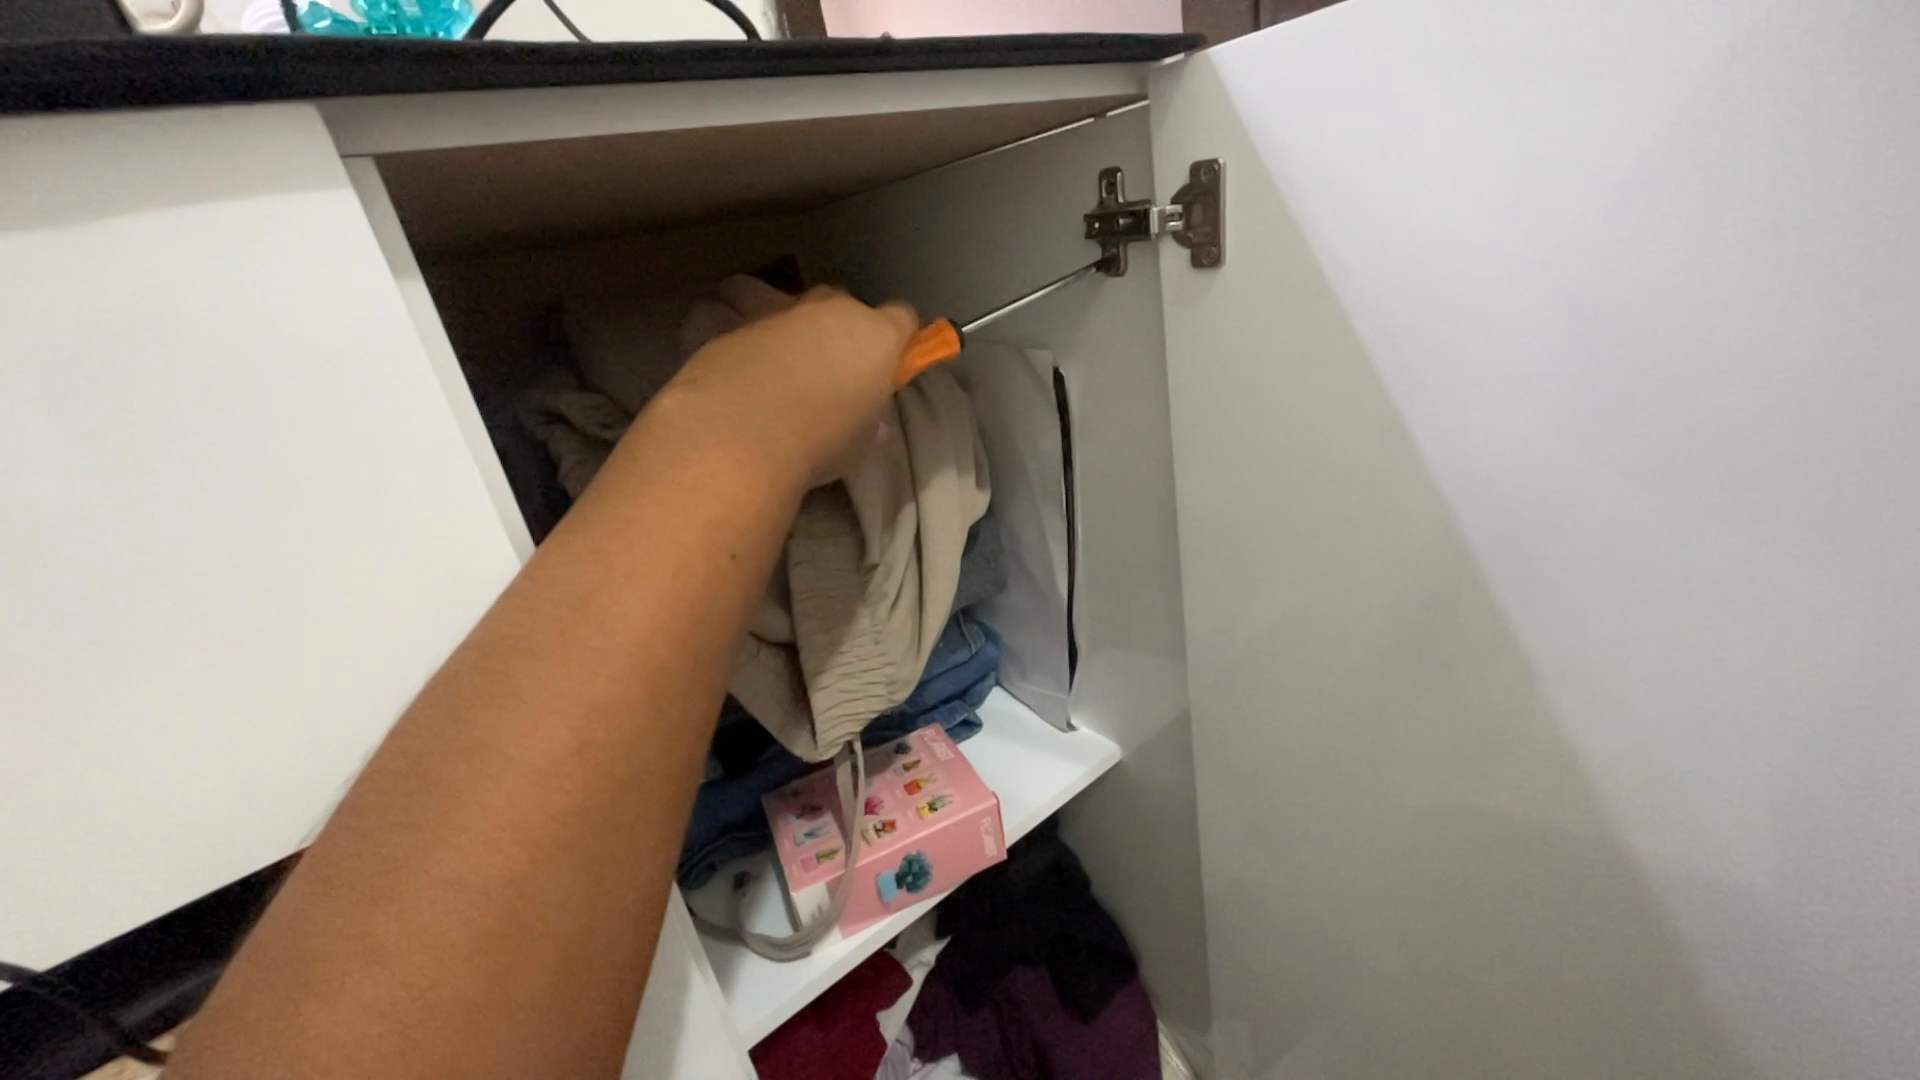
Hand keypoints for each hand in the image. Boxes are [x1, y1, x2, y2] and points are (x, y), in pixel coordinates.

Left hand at [640, 287, 918, 491]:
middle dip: (843, 332)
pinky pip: (755, 323)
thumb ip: (867, 415)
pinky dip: (757, 343)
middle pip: (847, 307)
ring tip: (785, 374)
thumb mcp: (861, 441)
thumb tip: (862, 416)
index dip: (897, 340)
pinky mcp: (737, 321)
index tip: (888, 365)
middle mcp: (833, 310)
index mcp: (877, 335)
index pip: (903, 318)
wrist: (737, 434)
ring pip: (798, 309)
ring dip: (797, 332)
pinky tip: (746, 377)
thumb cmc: (818, 442)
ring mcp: (782, 309)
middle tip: (833, 374)